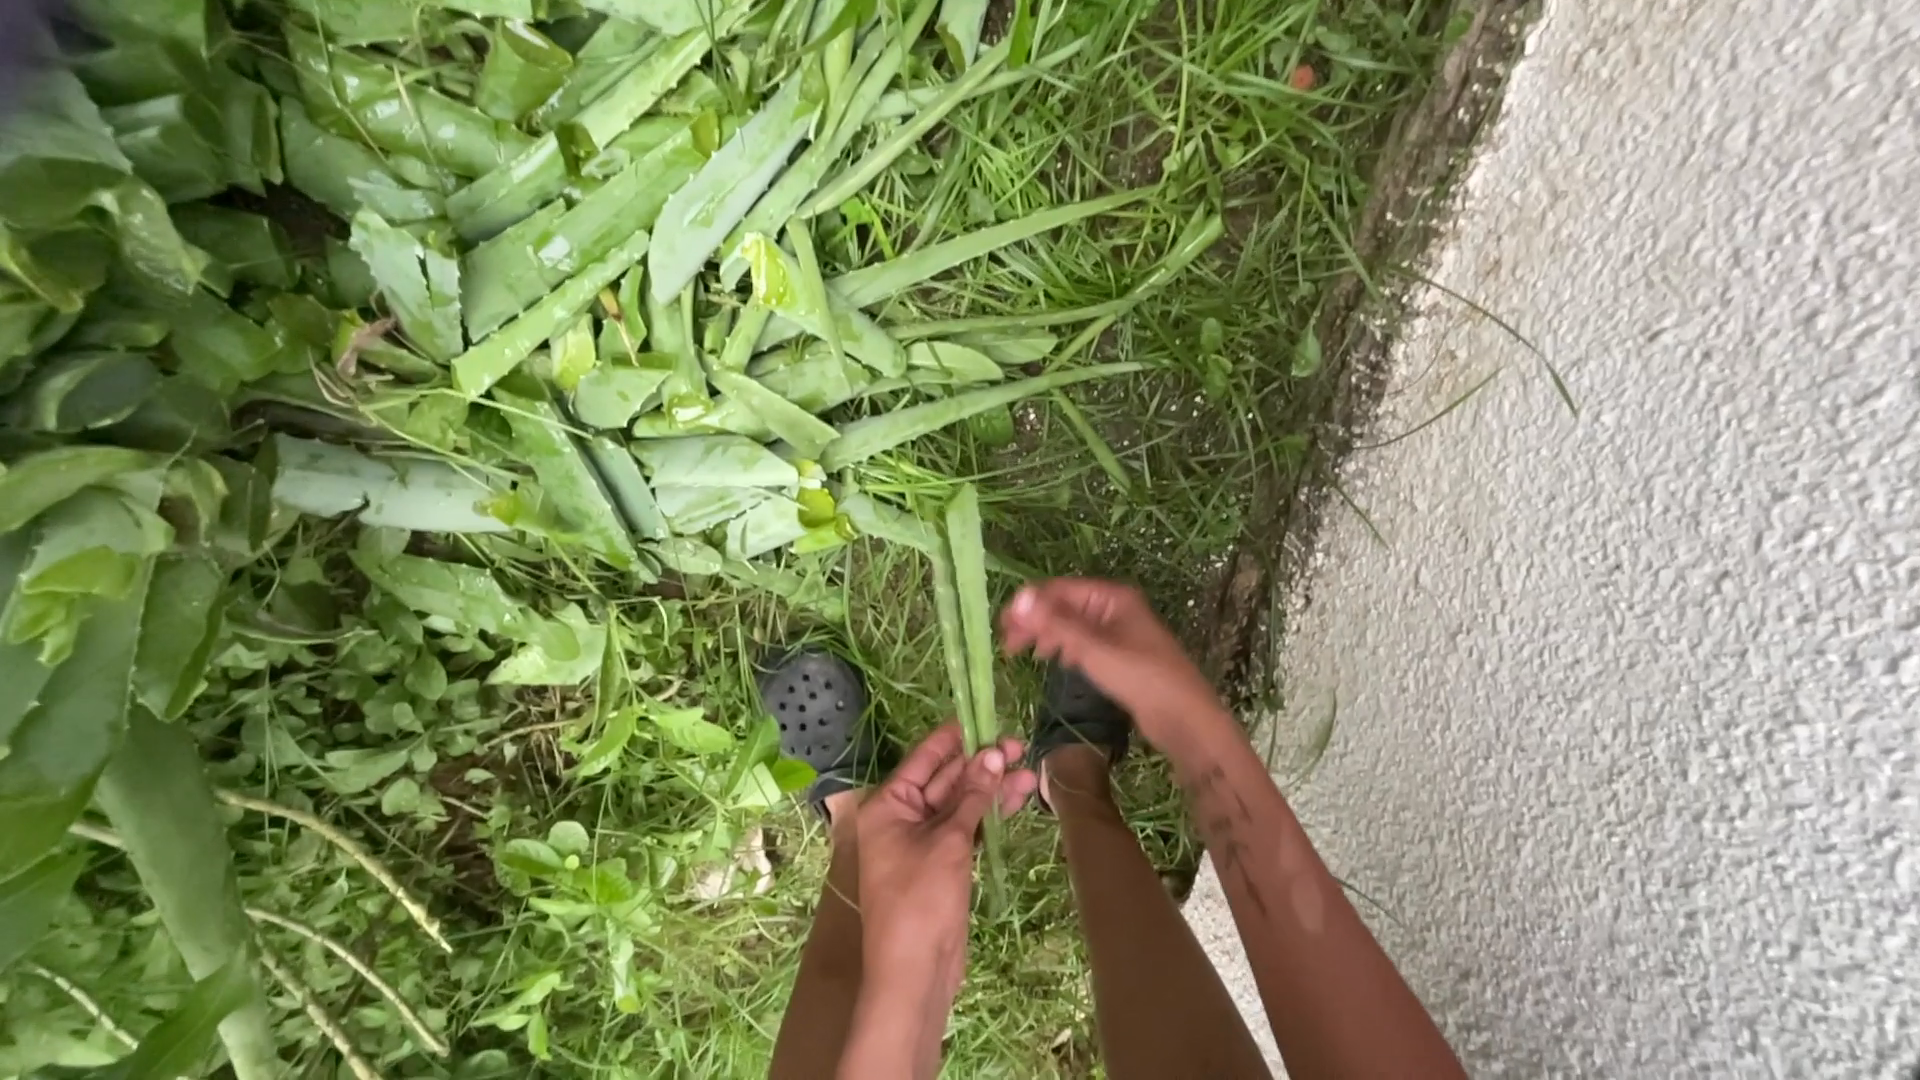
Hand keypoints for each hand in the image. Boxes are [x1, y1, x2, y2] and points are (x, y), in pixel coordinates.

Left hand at [854, 724, 1035, 1010]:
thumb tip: (993, 755)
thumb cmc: (920, 900)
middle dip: (982, 764)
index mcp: (888, 804)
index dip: (955, 738)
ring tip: (1029, 770)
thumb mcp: (948, 842)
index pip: (924, 758)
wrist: (916, 973)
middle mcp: (902, 816)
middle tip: (1019, 745)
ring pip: (961, 803)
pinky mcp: (943, 861)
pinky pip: (967, 826)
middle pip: (946, 779)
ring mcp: (923, 840)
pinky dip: (989, 814)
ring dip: (992, 788)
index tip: (984, 717)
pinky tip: (1017, 797)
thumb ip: (972, 797)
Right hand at [999, 578, 1231, 754]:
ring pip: (1071, 625)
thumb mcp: (1094, 649)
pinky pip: (1082, 642)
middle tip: (1007, 643)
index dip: (1029, 604)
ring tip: (1023, 653)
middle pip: (1064, 605)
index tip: (1003, 625)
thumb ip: (1055, 624)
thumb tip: (1019, 599)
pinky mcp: (1118, 654)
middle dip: (1035, 620)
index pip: (1059, 589)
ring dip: (1046, 634)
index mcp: (1112, 597)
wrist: (1185, 718)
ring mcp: (1117, 631)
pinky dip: (1063, 647)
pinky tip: (1053, 659)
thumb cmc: (1142, 677)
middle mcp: (1114, 608)